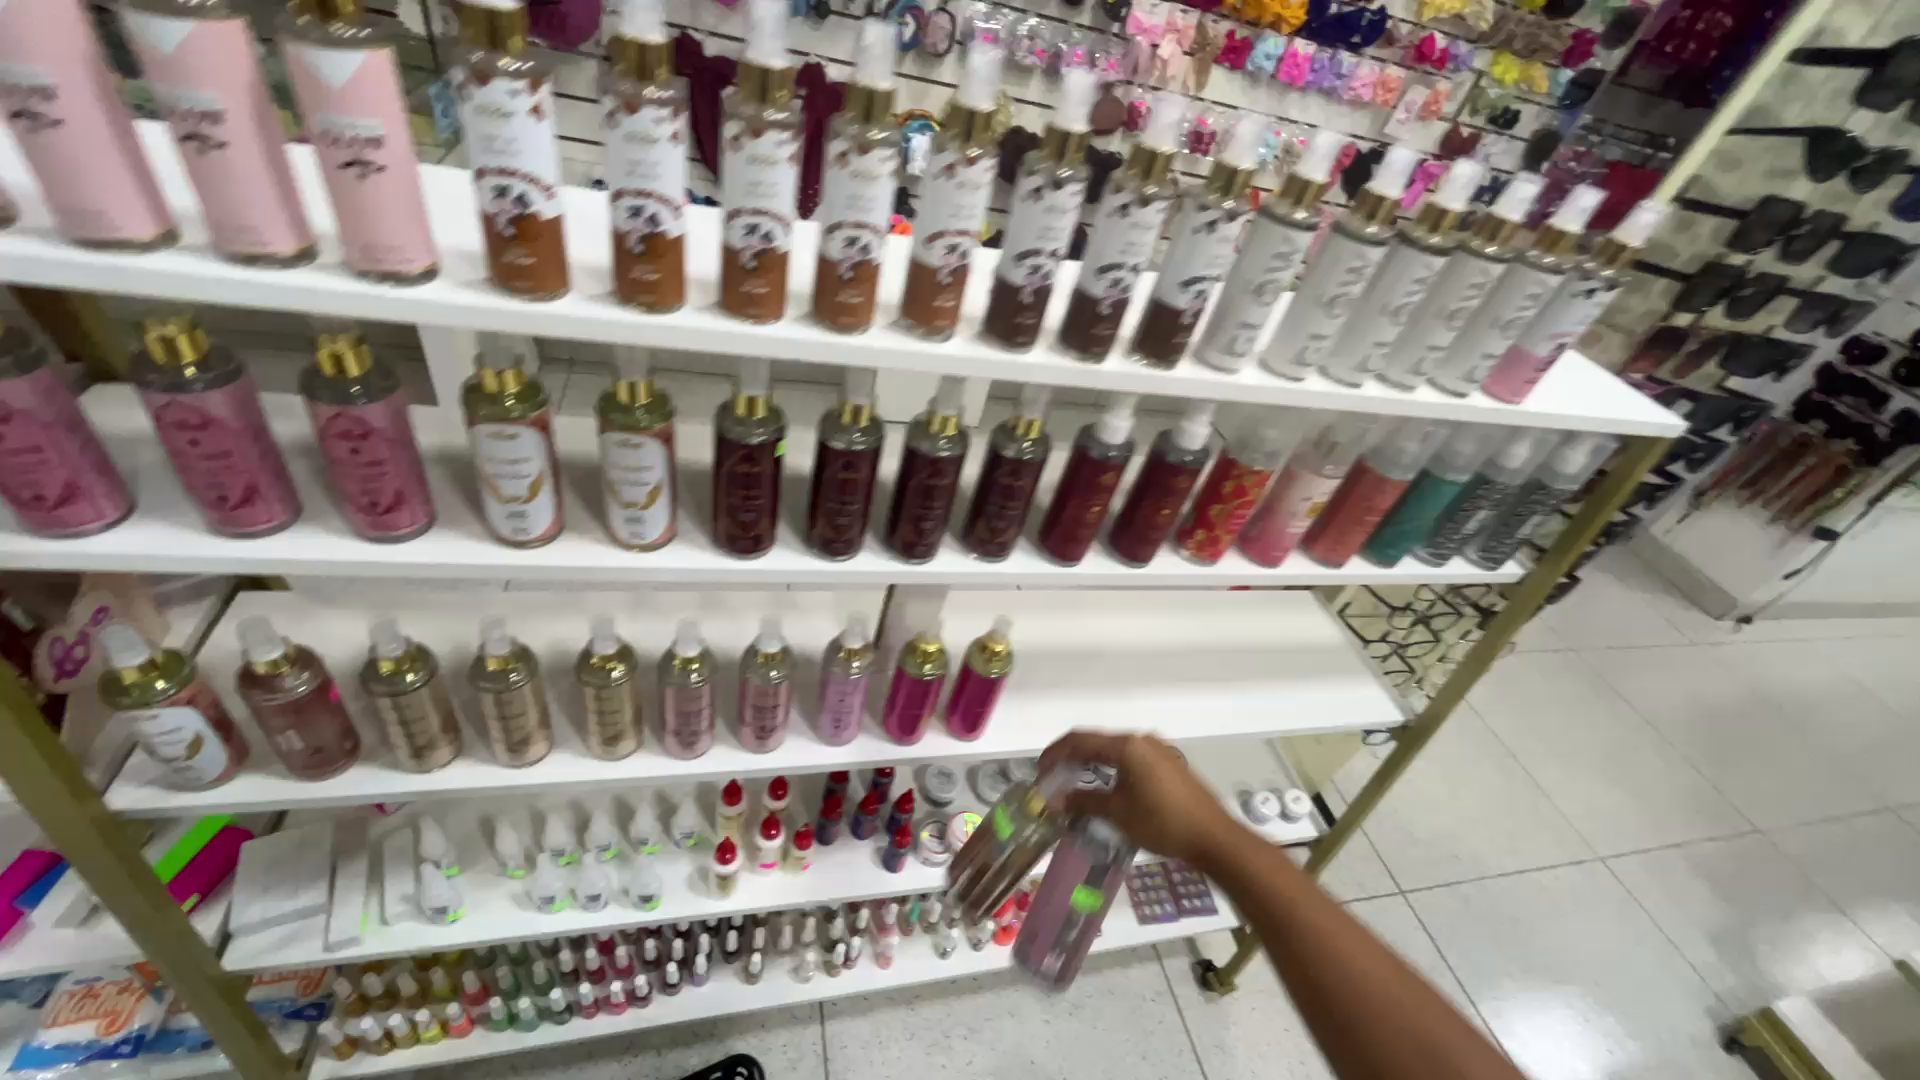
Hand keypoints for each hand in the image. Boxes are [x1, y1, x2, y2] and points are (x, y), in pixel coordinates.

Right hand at [1037, 730, 1237, 867]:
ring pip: (1113, 750)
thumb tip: (1055, 801)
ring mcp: (1157, 750)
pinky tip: (1103, 787)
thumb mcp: (1118, 813)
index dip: (1054, 753)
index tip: (1039, 771)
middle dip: (1071, 758)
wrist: (1214, 837)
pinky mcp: (1167, 764)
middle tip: (1052, 778)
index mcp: (1127, 746)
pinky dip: (1110, 768)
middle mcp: (1141, 740)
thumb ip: (1084, 802)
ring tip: (1073, 784)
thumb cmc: (1163, 823)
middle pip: (1096, 741)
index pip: (1080, 740)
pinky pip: (1129, 758)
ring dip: (1090, 764)